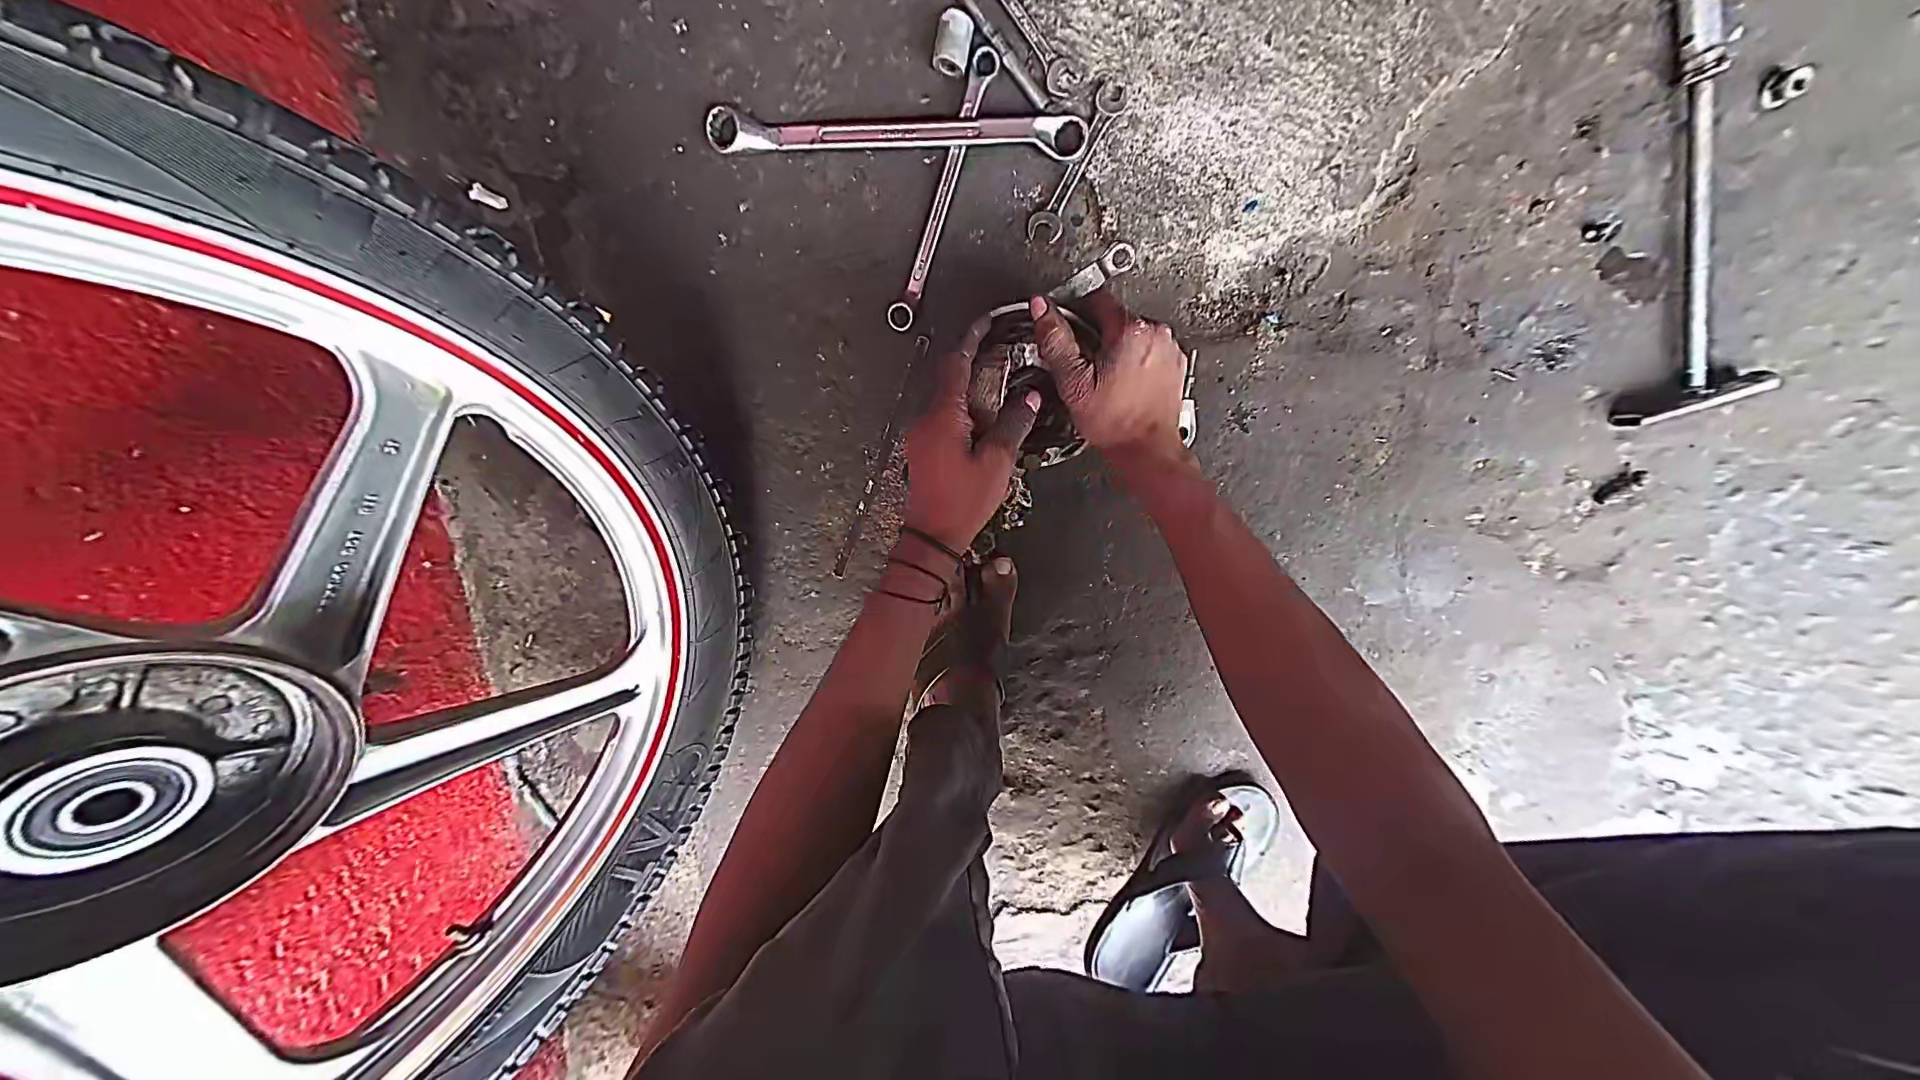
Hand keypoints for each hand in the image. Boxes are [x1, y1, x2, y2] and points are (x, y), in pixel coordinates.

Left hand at [902, 317, 1041, 551]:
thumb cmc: (961, 504)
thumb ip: (1013, 425)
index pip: (955, 365)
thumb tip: (1028, 400)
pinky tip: (979, 420)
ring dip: (967, 388)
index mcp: (943, 417)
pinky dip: (959, 408)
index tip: (985, 325)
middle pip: (947, 377)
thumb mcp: (997, 463)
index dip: (971, 340)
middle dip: (972, 363)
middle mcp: (925, 420)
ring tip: (994, 389)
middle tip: (997, 355)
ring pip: (943, 397)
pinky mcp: (920, 447)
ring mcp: (920, 433)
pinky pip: (939, 415)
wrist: (932, 535)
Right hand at [1030, 290, 1188, 468]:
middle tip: (1084, 365)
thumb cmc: (1115, 423)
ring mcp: (1168, 348)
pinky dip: (1134, 361)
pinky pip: (1148, 351)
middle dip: (1097, 336)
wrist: (1147, 448)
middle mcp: (1155, 333)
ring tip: (1105, 378)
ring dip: (1116, 348)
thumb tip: (1042, 310)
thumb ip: (1056, 341)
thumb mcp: (1074, 383)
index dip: (1076, 314)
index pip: (1096, 299)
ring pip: (1132, 334)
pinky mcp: (1174, 364)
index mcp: (1130, 330)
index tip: (1068, 331)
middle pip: (1115, 318)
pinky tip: (1123, 384)